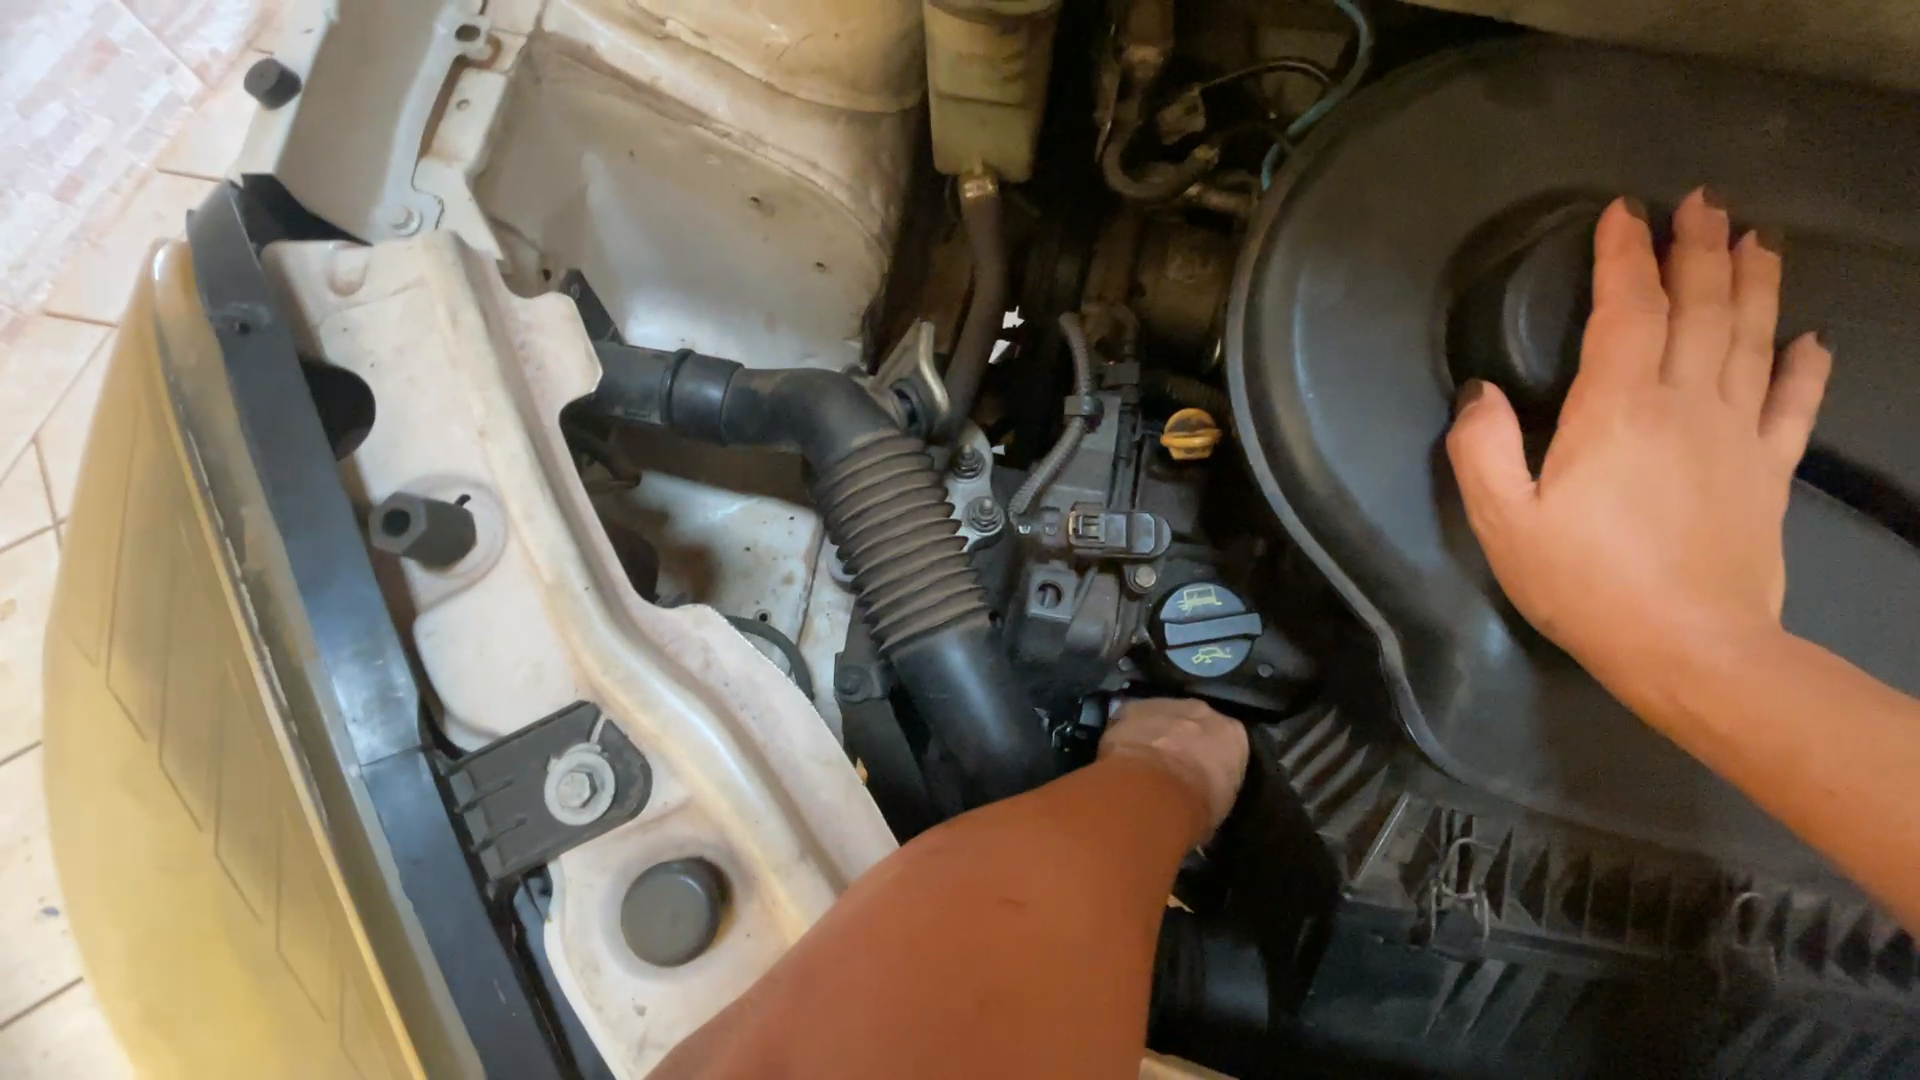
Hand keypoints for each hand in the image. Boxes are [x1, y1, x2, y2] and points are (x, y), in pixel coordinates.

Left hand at [1099, 698, 1248, 836]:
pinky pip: (1130, 718)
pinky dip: (1126, 733)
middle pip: (1193, 722)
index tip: (1202, 774)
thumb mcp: (1221, 802)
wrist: (1154, 791)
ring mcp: (1165, 705)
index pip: (1226, 741)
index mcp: (1232, 734)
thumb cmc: (1197, 805)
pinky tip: (1118, 754)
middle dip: (1182, 739)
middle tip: (1169, 766)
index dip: (1211, 757)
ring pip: (1160, 716)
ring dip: (1153, 733)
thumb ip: (1215, 784)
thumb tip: (1200, 791)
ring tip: (1141, 761)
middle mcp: (1202, 711)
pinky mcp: (1131, 706)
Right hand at [1446, 190, 1831, 704]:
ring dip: (1752, 285)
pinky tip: (1811, 338)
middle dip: (1698, 251)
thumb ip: (1482, 449)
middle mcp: (1685, 406)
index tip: (1623, 213)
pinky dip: (1804, 364)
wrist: (1687, 645)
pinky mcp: (1768, 472)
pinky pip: (1792, 403)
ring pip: (1752, 339)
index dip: (1625, 259)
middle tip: (1702, 203)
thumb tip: (1481, 392)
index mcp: (1616, 412)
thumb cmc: (1580, 581)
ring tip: (1753, 240)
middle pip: (1700, 311)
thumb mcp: (1501, 520)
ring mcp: (1737, 436)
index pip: (1627, 314)